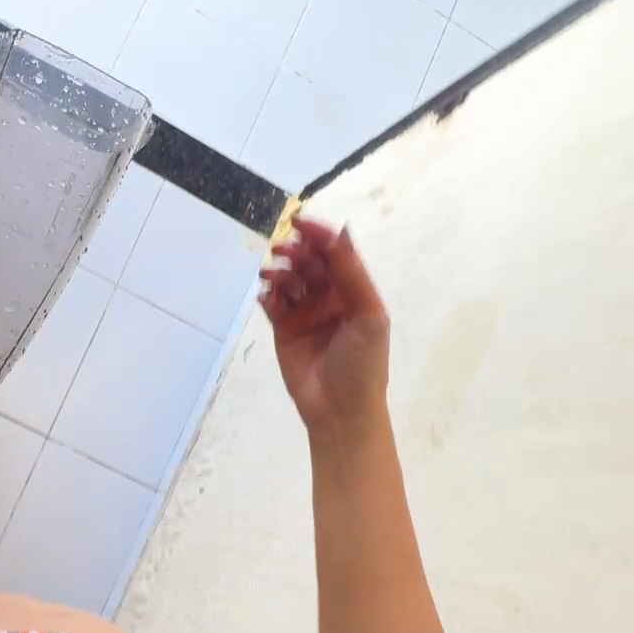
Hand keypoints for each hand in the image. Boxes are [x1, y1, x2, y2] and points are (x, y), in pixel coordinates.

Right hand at [260, 214, 390, 441]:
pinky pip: (273, 303)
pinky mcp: (283, 330)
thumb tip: (341, 232)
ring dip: (279, 272)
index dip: (318, 236)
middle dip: (296, 251)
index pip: (334, 253)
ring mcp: (304, 313)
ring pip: (288, 280)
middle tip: (282, 250)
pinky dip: (268, 295)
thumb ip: (352, 273)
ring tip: (271, 275)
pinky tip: (267, 296)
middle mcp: (328, 297)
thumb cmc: (362, 363)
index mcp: (353, 290)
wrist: (341, 409)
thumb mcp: (366, 314)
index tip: (299, 222)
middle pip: (309, 263)